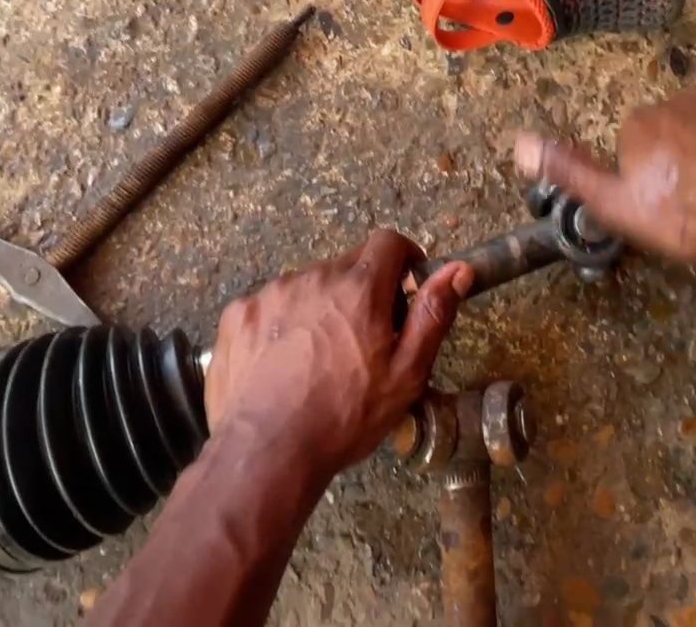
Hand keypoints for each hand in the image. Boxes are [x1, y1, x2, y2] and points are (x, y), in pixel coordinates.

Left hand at [204, 230, 473, 479]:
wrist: (264, 453)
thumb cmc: (345, 416)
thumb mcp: (406, 374)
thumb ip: (433, 314)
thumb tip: (458, 268)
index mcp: (359, 287)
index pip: (388, 242)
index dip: (403, 259)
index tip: (405, 289)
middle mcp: (313, 276)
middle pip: (348, 265)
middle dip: (363, 290)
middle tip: (365, 337)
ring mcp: (270, 292)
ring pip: (308, 284)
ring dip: (321, 305)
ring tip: (319, 357)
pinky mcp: (238, 313)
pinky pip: (271, 303)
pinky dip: (282, 322)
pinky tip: (282, 362)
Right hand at [513, 90, 695, 262]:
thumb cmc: (685, 210)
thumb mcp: (615, 202)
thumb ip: (568, 172)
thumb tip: (520, 144)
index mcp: (638, 124)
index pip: (632, 148)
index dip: (645, 180)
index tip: (662, 206)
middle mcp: (676, 103)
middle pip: (671, 134)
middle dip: (679, 161)